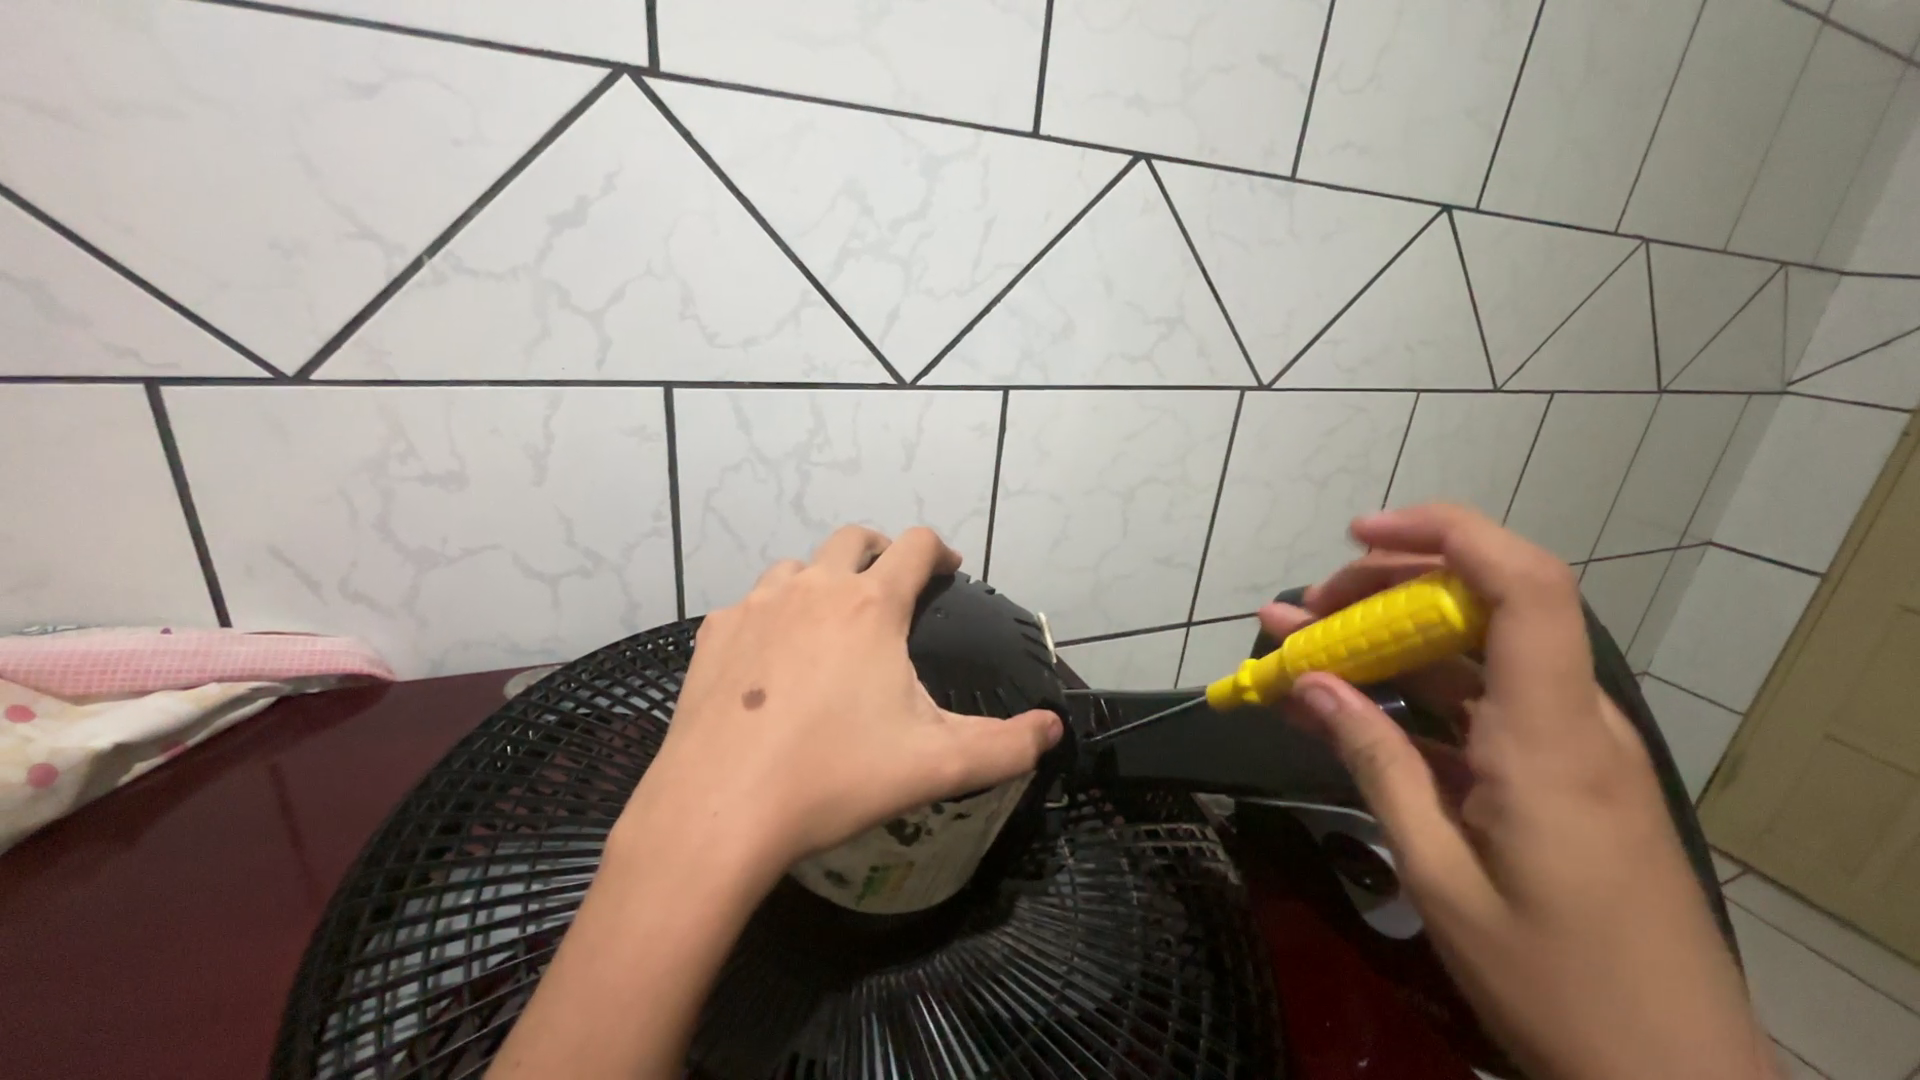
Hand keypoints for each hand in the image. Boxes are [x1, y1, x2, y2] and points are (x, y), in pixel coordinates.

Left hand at [623, 524, 1063, 875]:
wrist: (721, 810)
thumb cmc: (837, 777)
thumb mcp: (938, 765)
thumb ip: (1007, 746)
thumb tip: (1052, 729)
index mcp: (871, 606)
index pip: (915, 545)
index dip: (939, 550)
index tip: (949, 570)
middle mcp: (812, 589)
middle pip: (853, 538)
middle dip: (881, 551)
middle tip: (895, 584)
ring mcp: (755, 607)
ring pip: (797, 568)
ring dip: (823, 579)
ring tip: (833, 620)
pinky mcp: (713, 635)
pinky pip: (751, 604)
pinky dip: (773, 614)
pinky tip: (773, 659)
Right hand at [1264, 505, 1774, 1079]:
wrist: (1670, 1077)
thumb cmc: (1553, 981)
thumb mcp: (1439, 874)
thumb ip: (1375, 764)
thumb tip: (1309, 682)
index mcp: (1550, 737)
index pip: (1524, 585)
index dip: (1446, 534)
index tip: (1358, 536)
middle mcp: (1567, 721)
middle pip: (1483, 608)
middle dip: (1383, 592)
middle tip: (1299, 616)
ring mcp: (1564, 748)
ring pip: (1471, 659)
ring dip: (1385, 645)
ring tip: (1299, 649)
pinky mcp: (1555, 777)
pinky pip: (1477, 710)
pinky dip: (1408, 698)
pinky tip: (1346, 707)